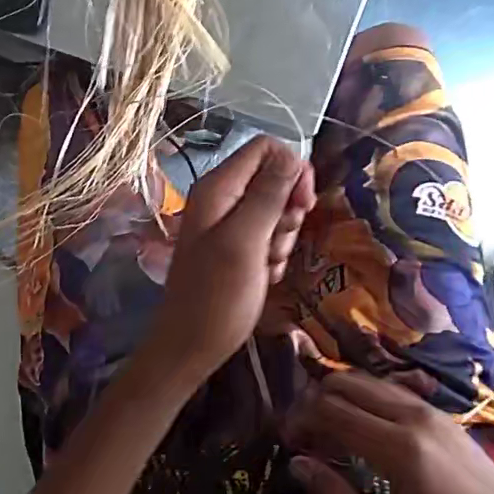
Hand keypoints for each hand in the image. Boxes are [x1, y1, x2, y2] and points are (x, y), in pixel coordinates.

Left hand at [136, 136, 314, 383]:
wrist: (191, 345)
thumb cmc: (218, 296)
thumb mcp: (246, 241)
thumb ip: (269, 195)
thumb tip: (293, 154)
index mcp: (218, 187)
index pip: (265, 148)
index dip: (292, 169)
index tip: (302, 204)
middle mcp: (221, 198)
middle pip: (274, 178)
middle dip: (288, 209)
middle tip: (278, 242)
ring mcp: (227, 223)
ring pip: (275, 210)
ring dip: (282, 237)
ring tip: (268, 265)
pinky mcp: (235, 246)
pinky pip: (268, 236)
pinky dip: (273, 254)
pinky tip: (265, 276)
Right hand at [286, 373, 493, 493]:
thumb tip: (297, 463)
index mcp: (403, 448)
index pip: (330, 408)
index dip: (299, 419)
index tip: (283, 443)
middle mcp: (418, 419)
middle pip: (346, 383)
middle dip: (314, 403)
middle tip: (302, 440)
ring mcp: (439, 417)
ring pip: (370, 383)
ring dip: (340, 400)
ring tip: (327, 438)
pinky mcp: (452, 425)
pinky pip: (394, 395)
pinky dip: (366, 403)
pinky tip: (364, 437)